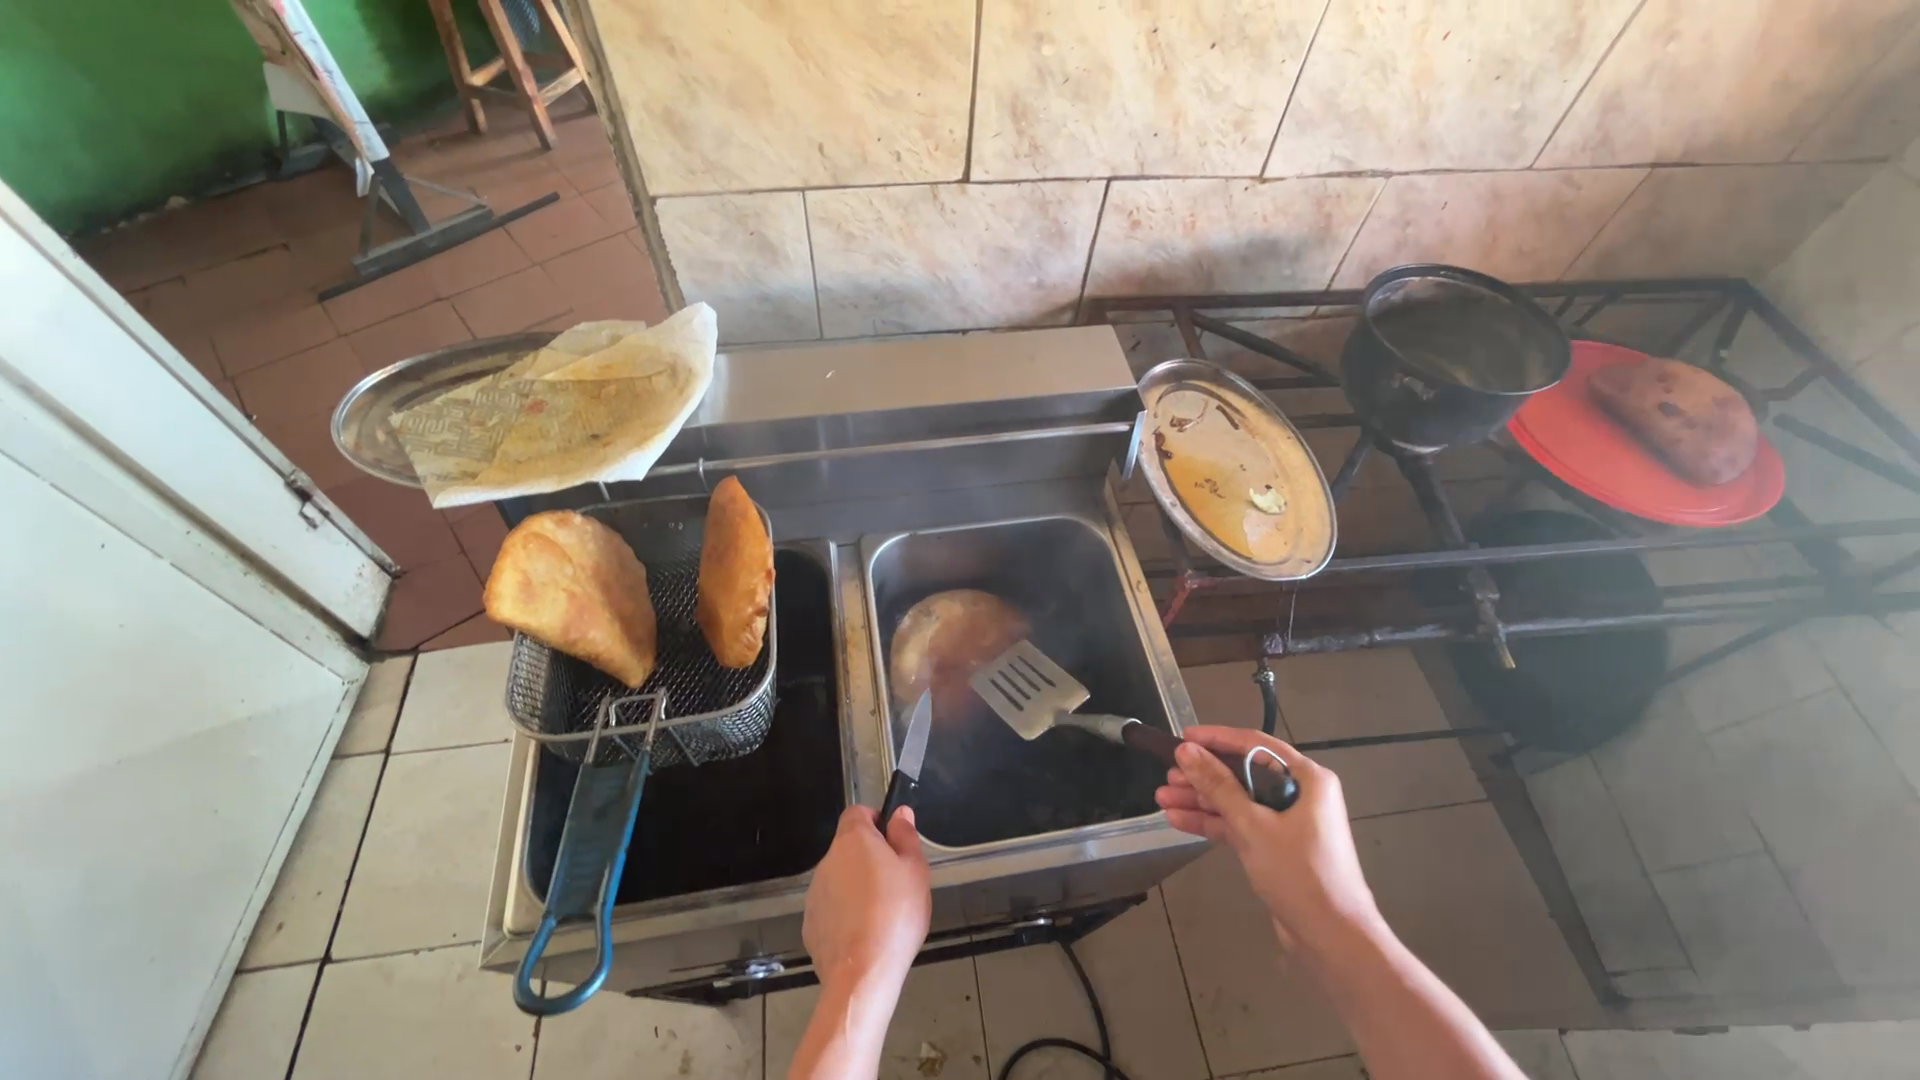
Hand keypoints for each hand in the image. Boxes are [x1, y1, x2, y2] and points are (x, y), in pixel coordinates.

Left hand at [802, 805, 931, 993]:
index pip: (856, 812)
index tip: (892, 840)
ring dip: (857, 887)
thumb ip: (906, 837)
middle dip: (869, 858)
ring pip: (840, 879)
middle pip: (848, 848)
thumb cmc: (896, 914)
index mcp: (853, 840)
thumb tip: (899, 814)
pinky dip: (845, 914)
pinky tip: (864, 935)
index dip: (875, 820)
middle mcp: (827, 861)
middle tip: (896, 881)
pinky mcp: (810, 924)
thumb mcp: (915, 870)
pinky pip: (831, 909)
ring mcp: (815, 893)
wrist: (863, 972)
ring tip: (883, 913)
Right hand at [1156, 726, 1376, 945]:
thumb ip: (1218, 785)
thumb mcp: (1253, 826)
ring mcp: (1286, 822)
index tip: (1183, 738)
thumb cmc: (1299, 874)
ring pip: (1236, 800)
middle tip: (1167, 776)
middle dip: (1202, 776)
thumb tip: (1185, 750)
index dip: (1217, 739)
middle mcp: (1299, 793)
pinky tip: (1179, 820)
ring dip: (1201, 800)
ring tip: (1162, 799)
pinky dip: (1212, 823)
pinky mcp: (1275, 847)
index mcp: (1306, 779)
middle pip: (1242, 773)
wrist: (1333, 940)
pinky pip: (1239, 825)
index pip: (1254, 745)